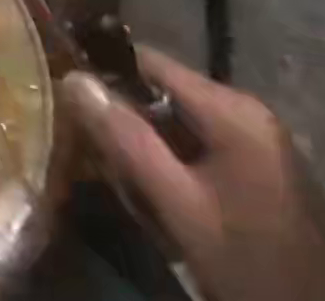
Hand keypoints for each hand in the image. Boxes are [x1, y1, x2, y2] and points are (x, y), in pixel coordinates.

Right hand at [61, 47, 324, 300]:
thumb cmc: (258, 264)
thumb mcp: (182, 206)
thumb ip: (126, 140)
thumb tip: (71, 77)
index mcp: (230, 109)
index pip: (143, 60)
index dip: (100, 73)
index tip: (65, 100)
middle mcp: (244, 113)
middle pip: (155, 94)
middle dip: (124, 127)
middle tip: (104, 165)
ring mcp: (256, 143)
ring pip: (170, 126)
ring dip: (144, 154)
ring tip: (135, 196)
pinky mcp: (259, 172)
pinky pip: (193, 151)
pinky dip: (169, 170)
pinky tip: (164, 209)